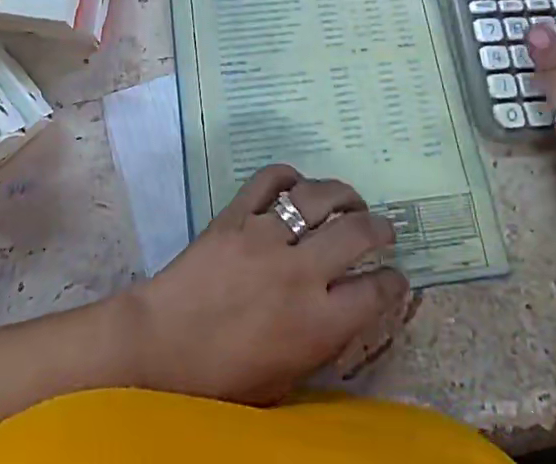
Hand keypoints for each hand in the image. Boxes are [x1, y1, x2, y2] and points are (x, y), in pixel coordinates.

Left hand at [124, 165, 408, 404]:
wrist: (160, 346)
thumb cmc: (222, 378)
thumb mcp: (285, 379)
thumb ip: (321, 342)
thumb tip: (347, 313)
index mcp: (317, 322)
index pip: (376, 292)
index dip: (394, 281)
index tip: (396, 276)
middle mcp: (300, 272)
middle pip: (357, 233)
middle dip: (379, 228)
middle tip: (381, 228)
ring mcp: (266, 237)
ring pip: (318, 197)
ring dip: (343, 194)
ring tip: (349, 200)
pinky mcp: (236, 215)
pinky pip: (269, 180)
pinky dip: (288, 175)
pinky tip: (297, 183)